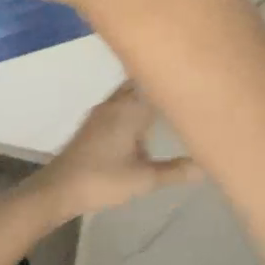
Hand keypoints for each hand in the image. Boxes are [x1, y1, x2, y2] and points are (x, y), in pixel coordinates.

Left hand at [31, 83, 199, 216]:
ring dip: (148, 91)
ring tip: (173, 97)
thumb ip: (175, 171)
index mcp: (130, 109)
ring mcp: (101, 112)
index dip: (179, 78)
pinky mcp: (93, 123)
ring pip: (129, 91)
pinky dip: (135, 103)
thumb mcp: (144, 179)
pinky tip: (145, 117)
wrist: (59, 188)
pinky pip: (120, 103)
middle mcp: (115, 103)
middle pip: (143, 81)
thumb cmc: (102, 180)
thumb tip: (206, 167)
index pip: (158, 82)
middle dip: (163, 81)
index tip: (201, 76)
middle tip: (191, 84)